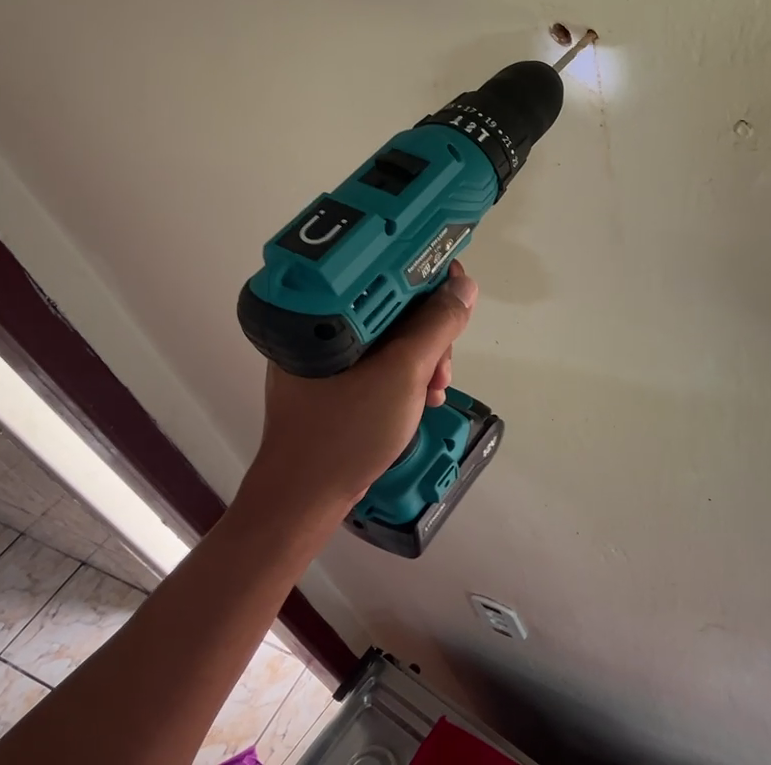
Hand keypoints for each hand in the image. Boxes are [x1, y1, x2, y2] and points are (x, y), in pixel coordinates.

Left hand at [236, 263, 478, 518]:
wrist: (306, 499)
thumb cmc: (348, 431)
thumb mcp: (404, 373)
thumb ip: (438, 325)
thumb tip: (464, 286)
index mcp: (319, 313)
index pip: (379, 271)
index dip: (424, 276)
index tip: (454, 292)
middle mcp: (317, 327)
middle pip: (391, 306)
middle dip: (430, 332)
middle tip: (442, 365)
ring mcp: (323, 358)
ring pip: (389, 336)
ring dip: (424, 357)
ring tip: (434, 389)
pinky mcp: (332, 382)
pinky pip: (378, 361)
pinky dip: (405, 373)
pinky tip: (421, 397)